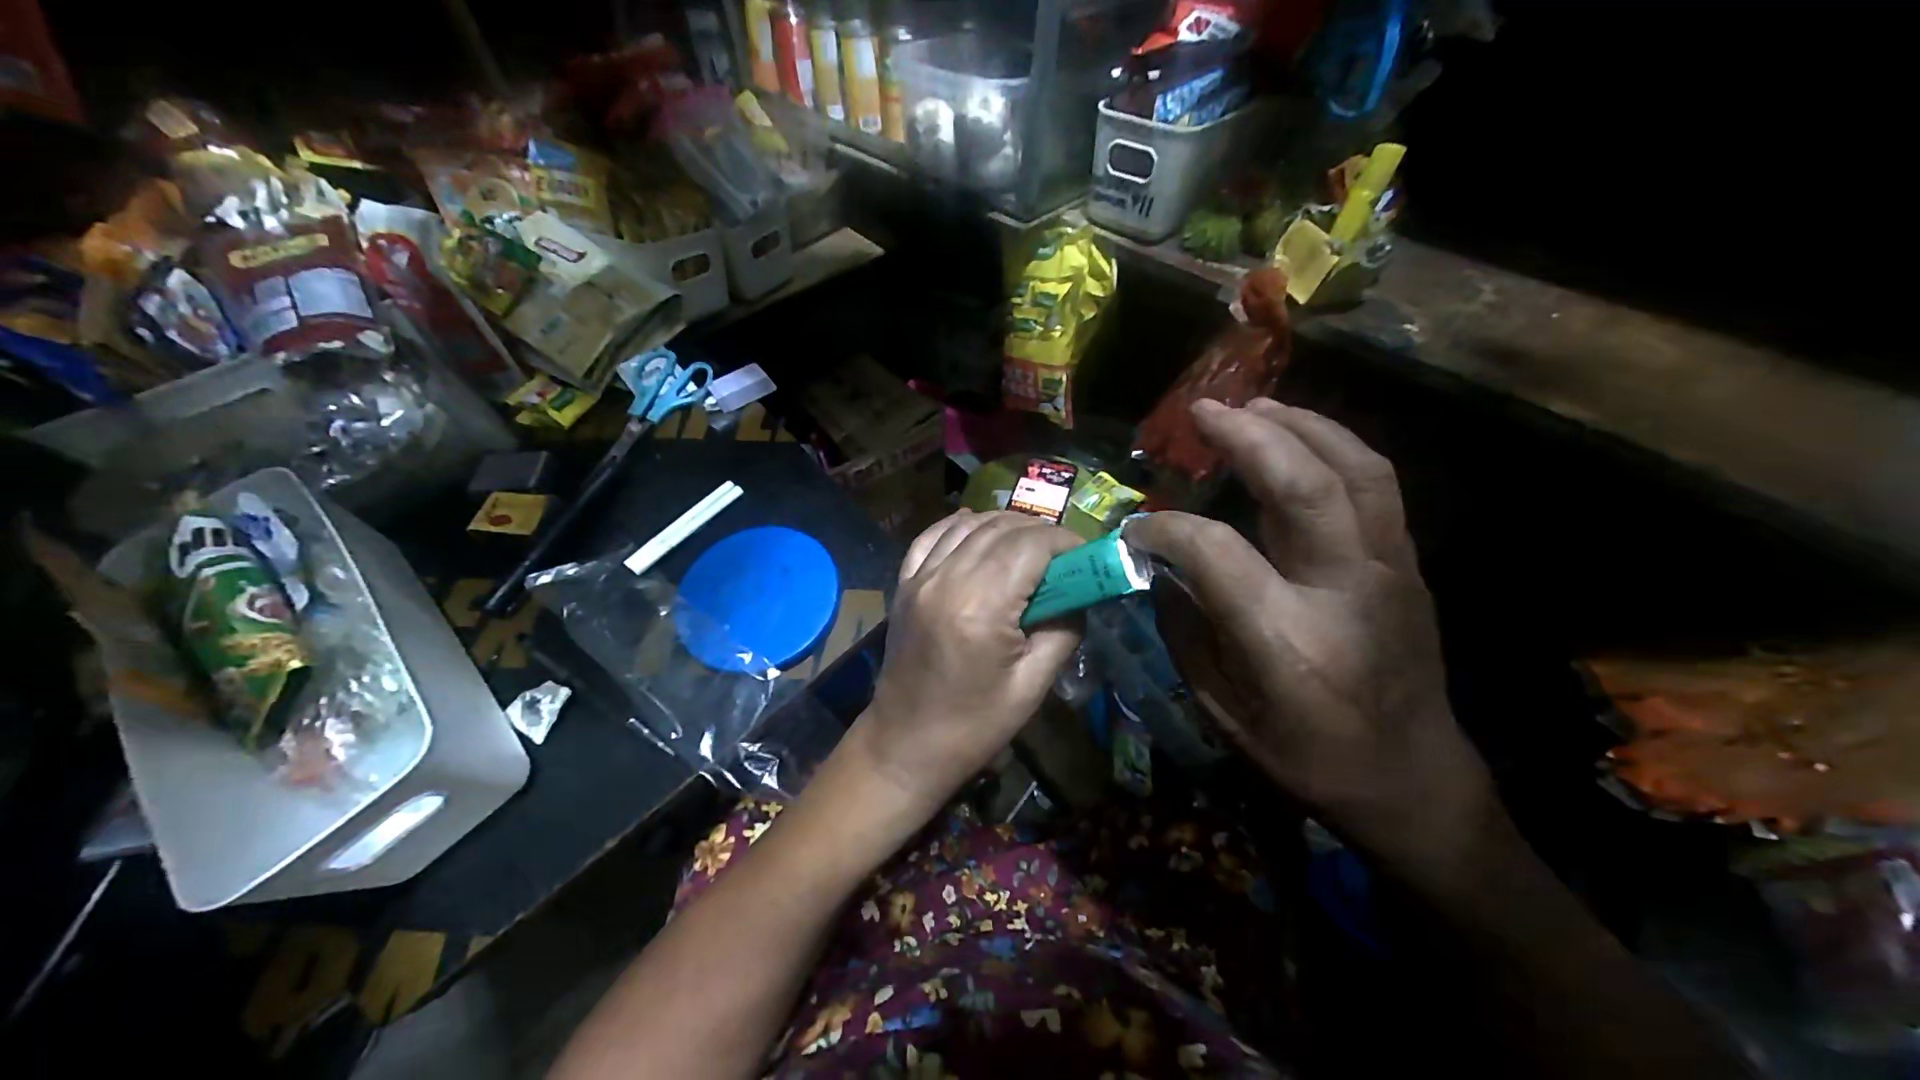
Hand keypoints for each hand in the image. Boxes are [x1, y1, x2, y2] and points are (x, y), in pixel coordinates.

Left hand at [852, 510, 1082, 814]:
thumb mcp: (1032, 685)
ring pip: (969, 524)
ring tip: (1031, 547)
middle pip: (1002, 528)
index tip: (1087, 556)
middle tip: (1066, 557)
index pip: (1031, 544)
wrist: (904, 744)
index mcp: (981, 606)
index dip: (1066, 542)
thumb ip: (1063, 631)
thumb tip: (1080, 595)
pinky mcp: (904, 584)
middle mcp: (947, 579)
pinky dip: (961, 526)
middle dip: (1041, 533)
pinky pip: (932, 536)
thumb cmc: (974, 726)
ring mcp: (920, 578)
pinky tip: (980, 530)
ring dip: (1005, 526)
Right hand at [1128, 399, 1494, 867]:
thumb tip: (1160, 566)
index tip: (1138, 528)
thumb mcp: (1221, 710)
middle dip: (1248, 436)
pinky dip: (1334, 446)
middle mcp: (1342, 590)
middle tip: (1202, 411)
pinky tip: (1300, 437)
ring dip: (1300, 425)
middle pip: (1302, 485)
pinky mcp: (1406, 564)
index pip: (1214, 551)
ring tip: (1254, 405)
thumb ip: (1184, 630)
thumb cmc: (1306, 756)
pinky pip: (1375, 483)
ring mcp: (1386, 570)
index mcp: (1285, 639)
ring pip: (1354, 469)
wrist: (1413, 779)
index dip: (1166, 528)